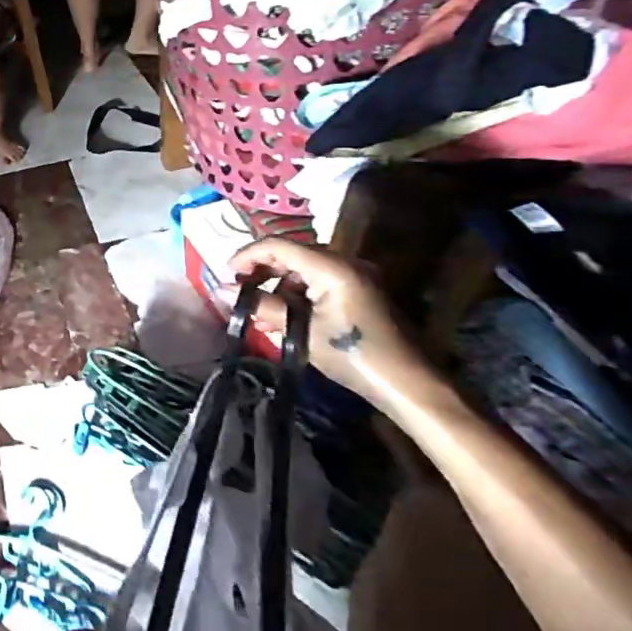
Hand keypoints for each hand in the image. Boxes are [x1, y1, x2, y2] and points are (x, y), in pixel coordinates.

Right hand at [230, 237, 438, 409]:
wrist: (408, 385)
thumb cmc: (354, 356)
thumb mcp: (303, 334)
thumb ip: (264, 308)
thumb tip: (222, 292)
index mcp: (331, 266)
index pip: (279, 245)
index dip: (248, 255)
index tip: (227, 274)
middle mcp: (344, 261)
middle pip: (291, 253)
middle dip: (262, 269)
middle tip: (240, 291)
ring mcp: (354, 274)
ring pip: (304, 267)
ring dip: (280, 283)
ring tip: (262, 309)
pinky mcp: (360, 289)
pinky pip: (319, 280)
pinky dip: (298, 292)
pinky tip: (287, 315)